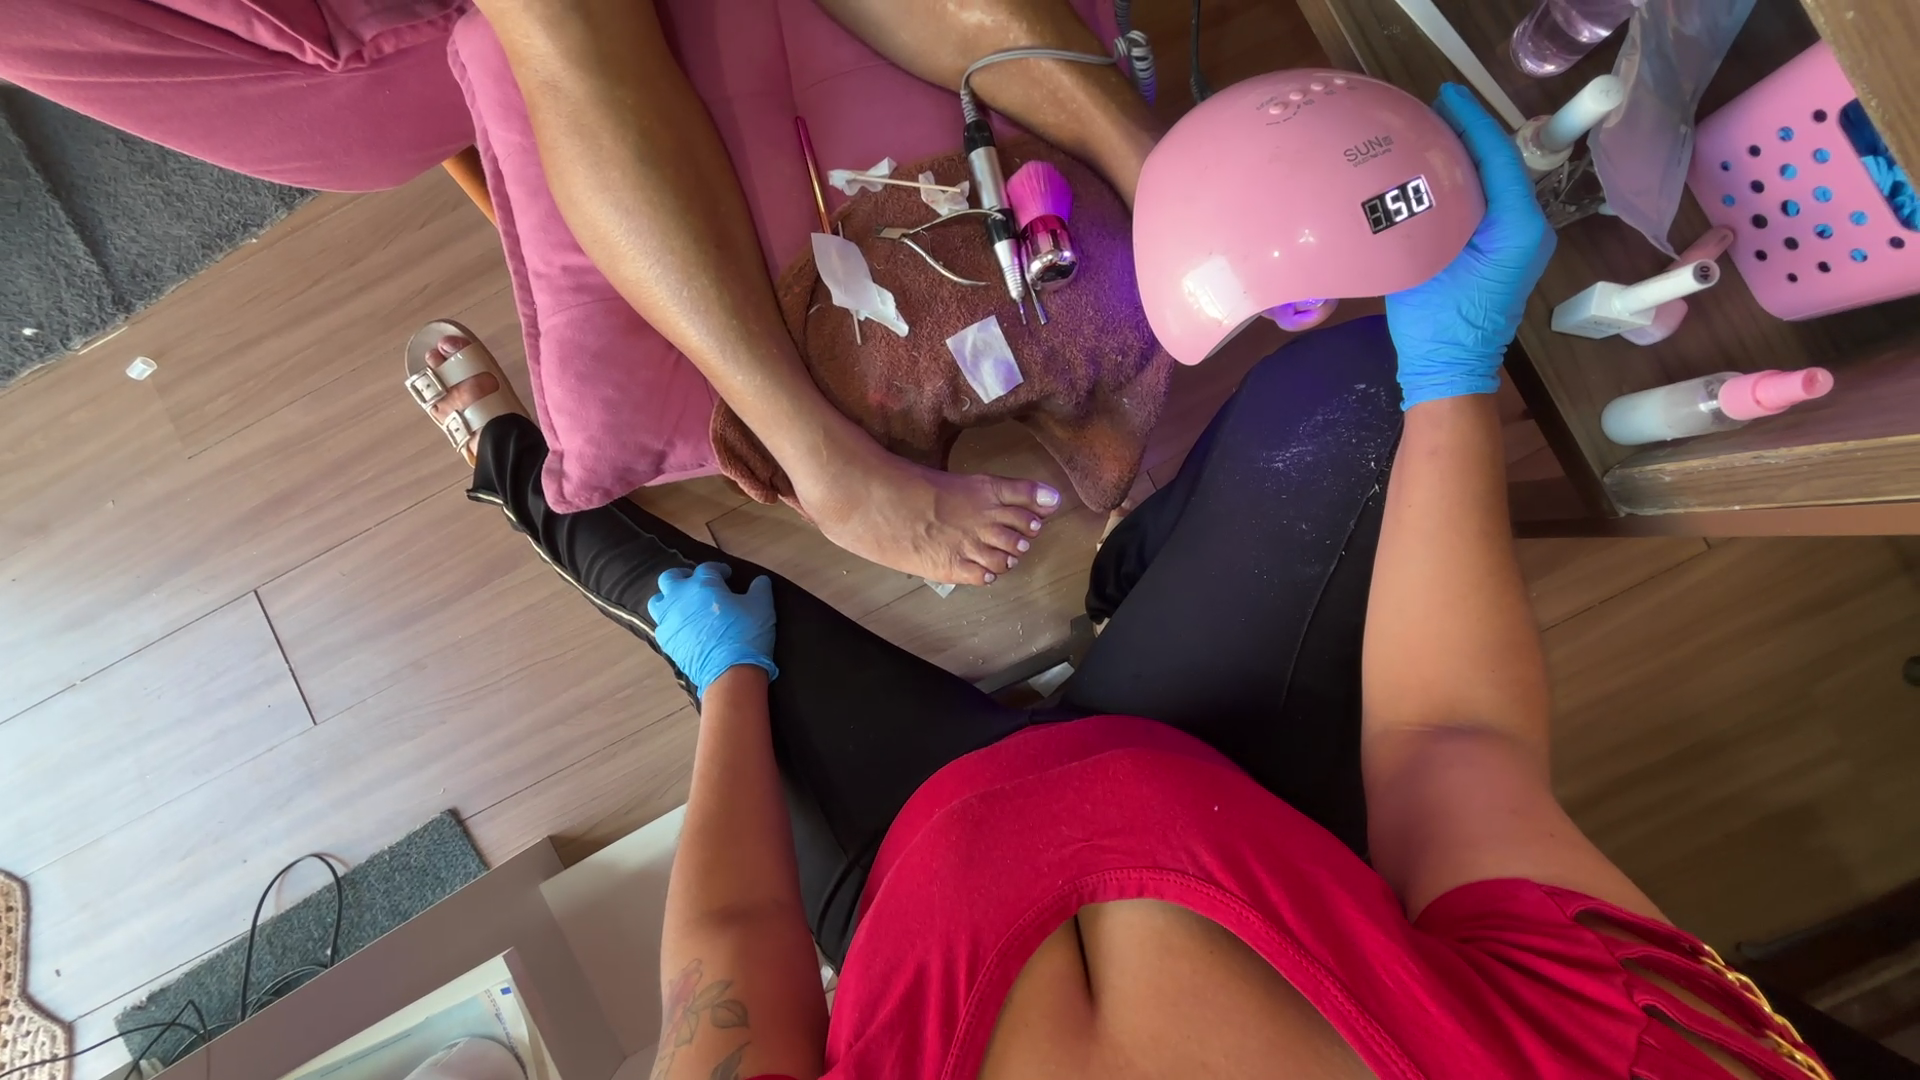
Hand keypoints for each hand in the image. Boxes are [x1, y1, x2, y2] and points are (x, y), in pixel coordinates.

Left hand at [647, 563, 777, 696]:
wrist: (729, 671)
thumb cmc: (746, 633)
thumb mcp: (762, 606)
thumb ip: (760, 589)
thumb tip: (760, 580)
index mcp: (704, 584)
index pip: (707, 568)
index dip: (718, 569)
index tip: (726, 574)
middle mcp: (680, 597)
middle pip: (670, 577)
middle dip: (683, 577)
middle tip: (696, 584)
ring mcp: (669, 620)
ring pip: (658, 601)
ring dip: (669, 599)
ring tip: (683, 605)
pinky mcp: (666, 641)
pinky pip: (661, 625)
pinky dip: (670, 623)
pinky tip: (682, 628)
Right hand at [1386, 83, 1555, 409]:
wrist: (1449, 372)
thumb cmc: (1437, 325)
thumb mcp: (1425, 266)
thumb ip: (1427, 219)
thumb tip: (1411, 184)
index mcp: (1516, 226)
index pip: (1498, 158)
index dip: (1471, 123)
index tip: (1444, 96)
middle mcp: (1529, 227)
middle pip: (1501, 167)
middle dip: (1468, 137)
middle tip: (1429, 115)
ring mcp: (1519, 243)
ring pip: (1494, 187)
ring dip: (1465, 164)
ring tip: (1429, 142)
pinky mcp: (1503, 256)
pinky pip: (1487, 209)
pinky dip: (1465, 189)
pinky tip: (1437, 184)